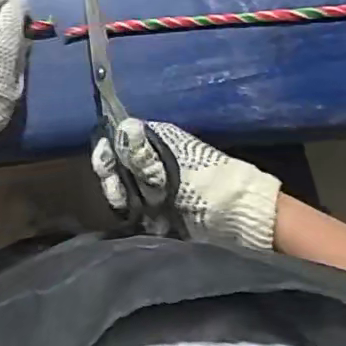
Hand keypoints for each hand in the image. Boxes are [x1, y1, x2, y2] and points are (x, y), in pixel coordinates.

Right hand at [91, 118, 278, 250]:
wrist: (239, 220)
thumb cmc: (210, 187)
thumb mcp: (175, 168)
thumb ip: (143, 153)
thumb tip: (122, 125)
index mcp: (156, 140)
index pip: (118, 139)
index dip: (107, 152)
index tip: (106, 167)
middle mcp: (151, 158)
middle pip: (115, 165)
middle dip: (114, 180)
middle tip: (120, 196)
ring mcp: (153, 183)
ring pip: (121, 186)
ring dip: (123, 198)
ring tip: (135, 211)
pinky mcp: (156, 206)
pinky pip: (132, 206)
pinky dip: (132, 213)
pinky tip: (141, 219)